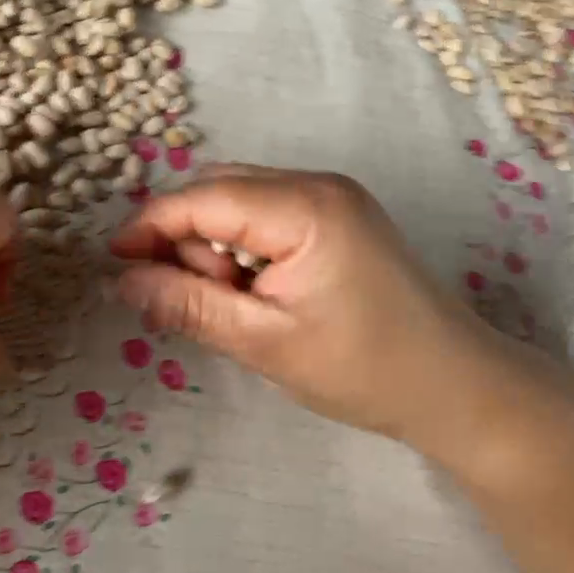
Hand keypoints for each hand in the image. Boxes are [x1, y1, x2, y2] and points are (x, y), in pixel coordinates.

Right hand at [110, 165, 530, 457]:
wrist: (460, 388)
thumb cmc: (364, 370)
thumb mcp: (263, 342)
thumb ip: (187, 304)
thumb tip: (121, 281)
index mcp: (304, 208)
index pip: (200, 199)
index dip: (149, 227)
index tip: (113, 264)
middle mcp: (315, 184)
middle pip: (213, 189)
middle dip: (184, 238)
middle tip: (194, 297)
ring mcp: (328, 195)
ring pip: (233, 199)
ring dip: (210, 244)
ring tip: (233, 300)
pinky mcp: (333, 214)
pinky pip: (259, 213)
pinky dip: (237, 245)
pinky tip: (252, 289)